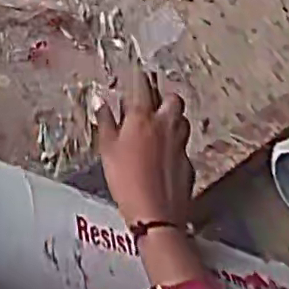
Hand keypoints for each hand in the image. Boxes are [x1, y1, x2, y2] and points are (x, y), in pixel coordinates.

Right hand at [96, 70, 194, 225]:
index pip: (143, 87)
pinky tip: (164, 154)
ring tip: (159, 124)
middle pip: (173, 99)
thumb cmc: (125, 178)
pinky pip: (183, 145)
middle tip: (152, 100)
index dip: (140, 77)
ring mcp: (179, 145)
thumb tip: (100, 101)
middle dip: (164, 95)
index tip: (137, 73)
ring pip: (182, 120)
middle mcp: (165, 125)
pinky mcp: (188, 165)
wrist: (156, 216)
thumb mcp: (107, 148)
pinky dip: (174, 144)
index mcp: (142, 117)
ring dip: (173, 117)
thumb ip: (105, 121)